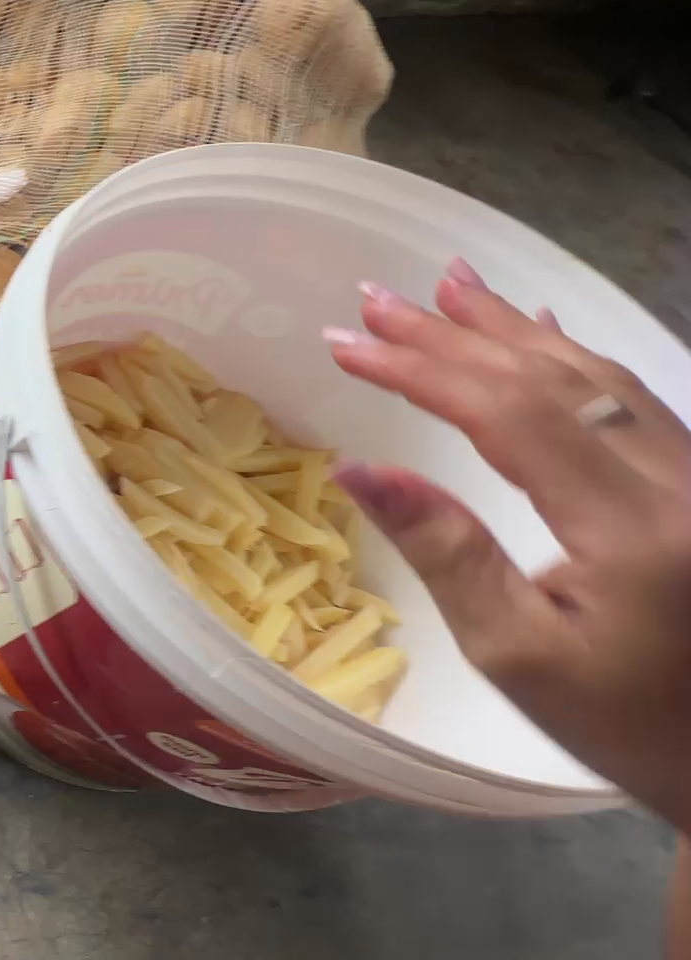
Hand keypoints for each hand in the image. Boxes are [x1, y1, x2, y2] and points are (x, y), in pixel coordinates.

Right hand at [324, 258, 690, 828]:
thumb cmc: (617, 714)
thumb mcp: (511, 648)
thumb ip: (442, 549)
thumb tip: (357, 469)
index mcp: (631, 526)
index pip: (509, 415)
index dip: (420, 370)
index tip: (343, 344)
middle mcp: (680, 483)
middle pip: (553, 380)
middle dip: (452, 334)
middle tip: (374, 299)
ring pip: (598, 377)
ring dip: (508, 328)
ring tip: (444, 286)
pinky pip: (632, 397)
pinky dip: (568, 354)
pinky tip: (534, 327)